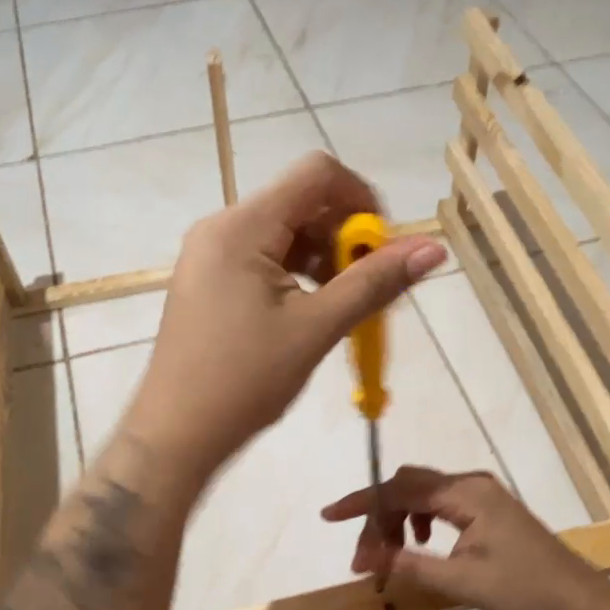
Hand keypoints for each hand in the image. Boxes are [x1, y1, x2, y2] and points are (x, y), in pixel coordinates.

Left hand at [124, 152, 446, 479]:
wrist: (175, 435)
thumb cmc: (244, 382)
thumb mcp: (316, 329)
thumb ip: (374, 283)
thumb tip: (433, 249)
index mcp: (241, 226)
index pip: (317, 173)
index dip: (362, 200)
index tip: (384, 249)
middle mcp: (221, 227)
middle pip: (301, 203)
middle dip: (344, 238)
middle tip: (368, 291)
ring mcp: (210, 256)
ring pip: (285, 235)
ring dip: (324, 261)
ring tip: (341, 311)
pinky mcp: (209, 283)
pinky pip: (264, 261)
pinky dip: (297, 278)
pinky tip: (311, 317)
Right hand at [321, 466, 609, 609]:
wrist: (575, 601)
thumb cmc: (521, 590)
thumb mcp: (460, 581)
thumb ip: (410, 563)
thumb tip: (366, 556)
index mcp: (466, 494)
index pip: (400, 489)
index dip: (362, 503)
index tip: (329, 516)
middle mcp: (472, 484)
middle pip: (408, 486)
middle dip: (379, 518)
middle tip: (364, 559)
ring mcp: (482, 494)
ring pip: (423, 494)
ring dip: (398, 521)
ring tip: (387, 556)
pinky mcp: (488, 509)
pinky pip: (440, 503)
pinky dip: (419, 521)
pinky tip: (418, 545)